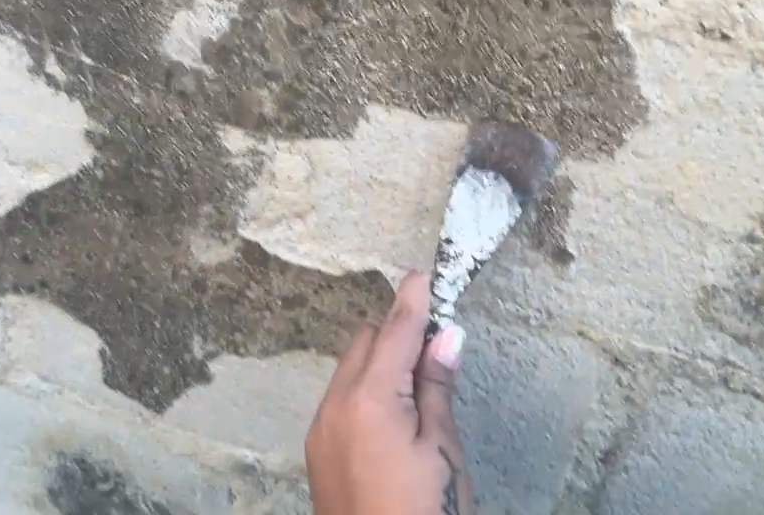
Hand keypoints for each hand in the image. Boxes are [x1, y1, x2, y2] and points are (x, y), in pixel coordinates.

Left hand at [306, 273, 471, 514]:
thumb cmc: (429, 514)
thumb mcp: (443, 451)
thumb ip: (437, 386)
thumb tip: (446, 333)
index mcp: (369, 399)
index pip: (396, 330)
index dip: (414, 299)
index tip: (426, 274)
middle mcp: (335, 405)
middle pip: (366, 341)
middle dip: (399, 333)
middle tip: (437, 349)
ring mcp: (320, 430)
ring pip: (351, 367)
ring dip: (381, 361)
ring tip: (419, 388)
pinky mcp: (317, 453)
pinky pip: (341, 398)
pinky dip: (365, 390)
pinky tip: (393, 417)